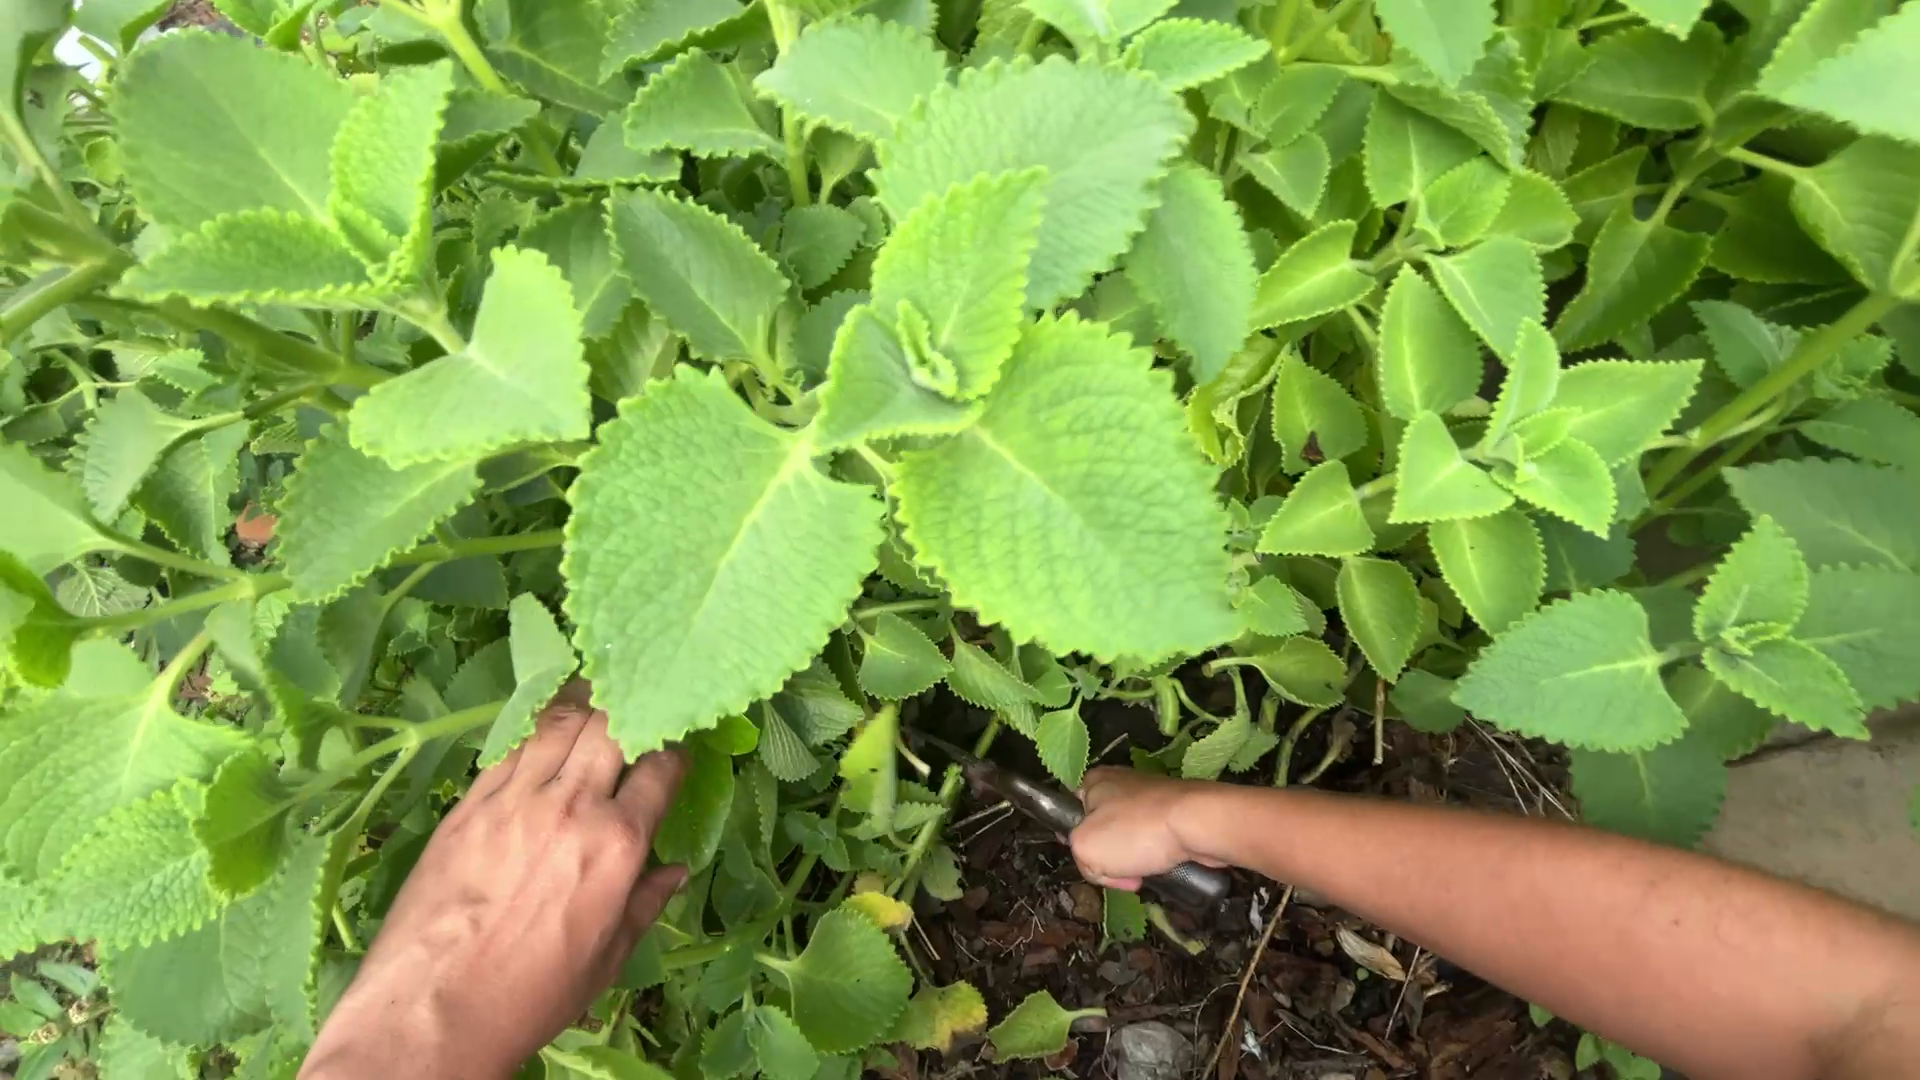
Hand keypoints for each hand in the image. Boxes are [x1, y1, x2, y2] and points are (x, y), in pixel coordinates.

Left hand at [302, 681, 687, 1079]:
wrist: (425, 1021)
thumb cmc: (532, 995)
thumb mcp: (610, 956)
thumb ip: (648, 902)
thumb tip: (677, 870)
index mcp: (618, 842)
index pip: (662, 768)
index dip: (676, 752)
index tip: (676, 753)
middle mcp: (573, 806)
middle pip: (611, 726)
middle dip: (631, 711)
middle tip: (635, 712)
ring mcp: (516, 801)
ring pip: (560, 724)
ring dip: (584, 707)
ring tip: (592, 699)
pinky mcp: (469, 806)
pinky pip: (510, 749)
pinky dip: (535, 733)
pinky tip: (542, 733)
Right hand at [1069, 768, 1224, 891]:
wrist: (1198, 823)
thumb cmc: (1135, 831)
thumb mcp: (1084, 848)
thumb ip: (1078, 856)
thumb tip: (1099, 864)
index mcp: (1092, 781)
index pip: (1073, 818)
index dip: (1080, 845)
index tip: (1097, 861)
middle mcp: (1119, 782)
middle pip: (1103, 832)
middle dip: (1111, 859)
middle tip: (1124, 873)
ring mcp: (1149, 795)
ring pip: (1130, 839)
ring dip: (1135, 861)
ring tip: (1147, 871)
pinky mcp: (1173, 810)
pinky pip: (1155, 839)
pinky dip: (1158, 856)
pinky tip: (1166, 865)